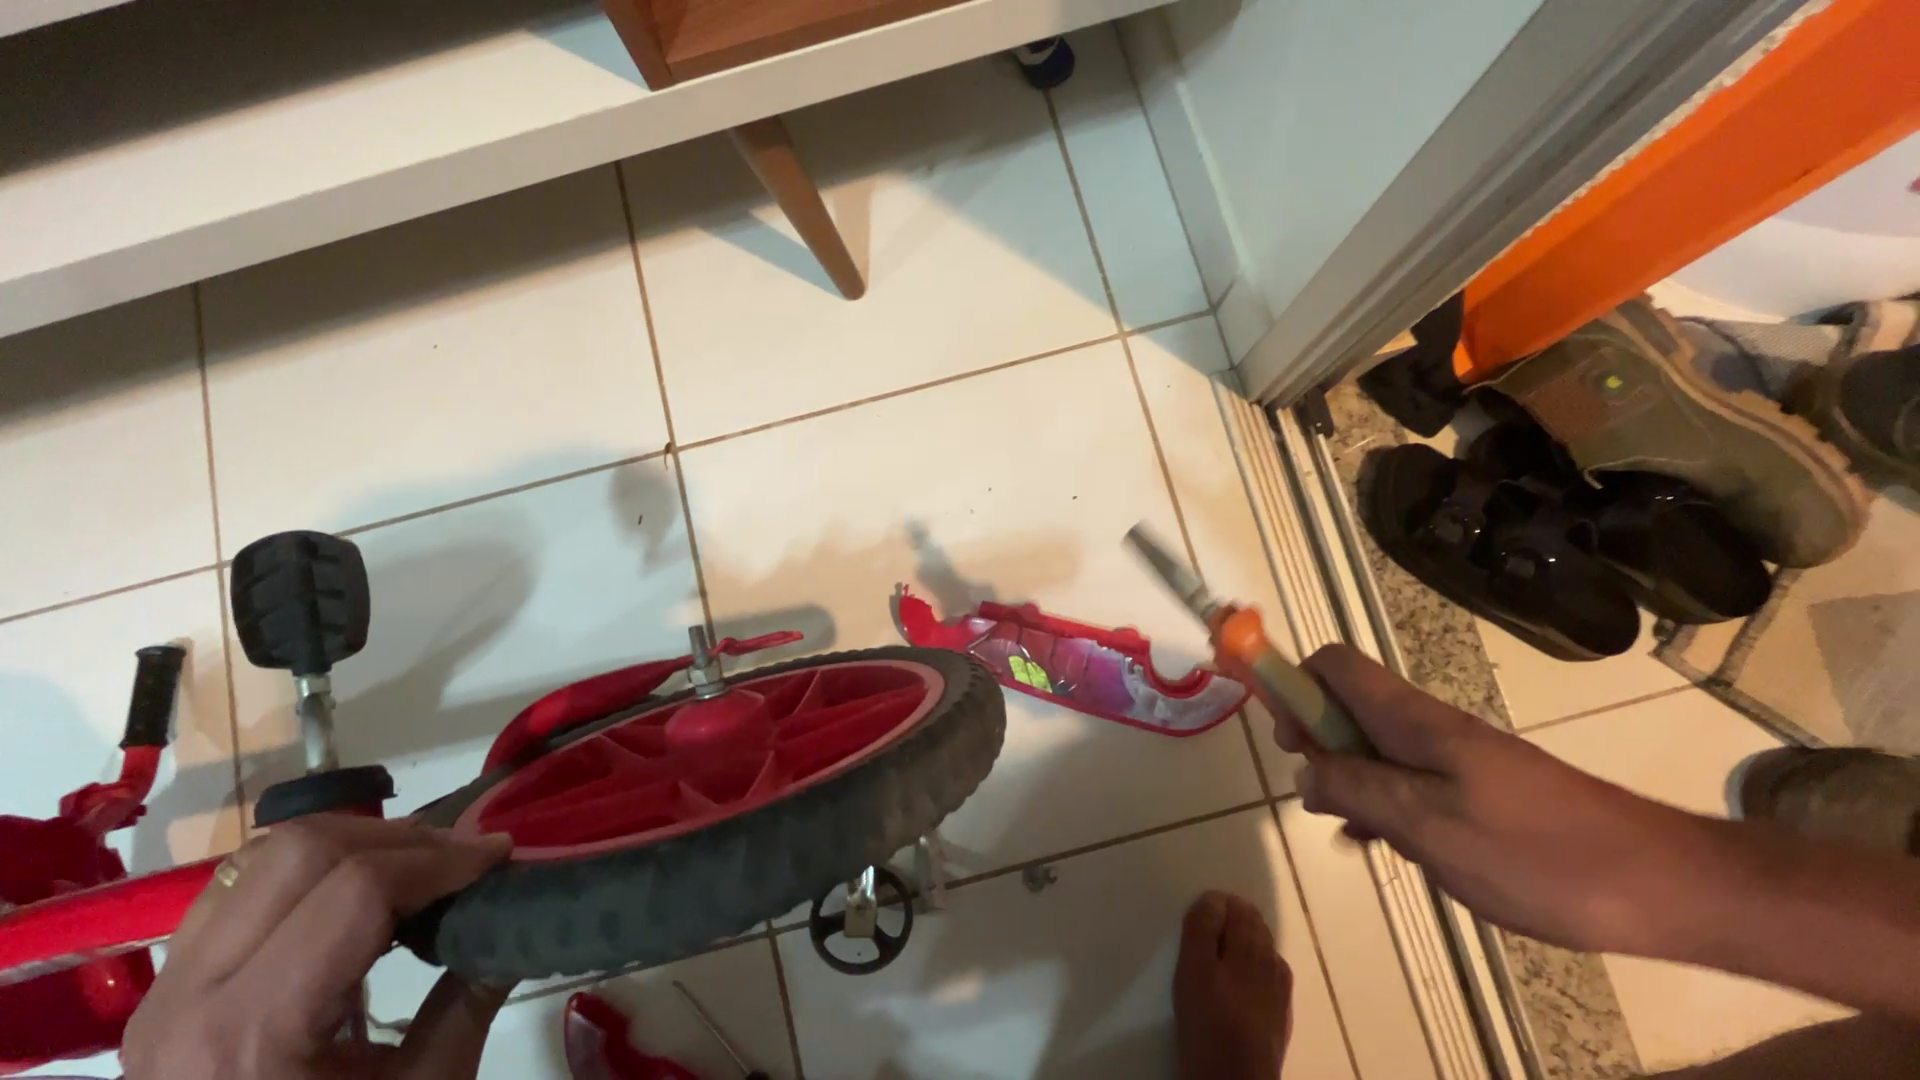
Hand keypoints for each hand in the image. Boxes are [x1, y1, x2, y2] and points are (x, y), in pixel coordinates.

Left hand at [123, 815, 513, 1079]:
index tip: (499, 857)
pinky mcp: (165, 988)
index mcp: (254, 1032)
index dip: (442, 859)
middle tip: (460, 859)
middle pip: (302, 851)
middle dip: (400, 838)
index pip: (358, 890)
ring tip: (416, 868)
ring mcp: (165, 989)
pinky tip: (358, 896)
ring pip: (264, 855)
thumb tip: (522, 917)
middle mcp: (191, 996)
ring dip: (355, 842)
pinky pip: (239, 887)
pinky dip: (311, 869)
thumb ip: (470, 998)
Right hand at [1283, 645, 1726, 954]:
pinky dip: (1385, 807)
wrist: (1666, 887)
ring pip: (1375, 750)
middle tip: (1320, 799)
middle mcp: (1429, 729)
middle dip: (1317, 745)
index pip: (1335, 665)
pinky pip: (1408, 783)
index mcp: (1414, 721)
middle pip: (1347, 706)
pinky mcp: (1478, 792)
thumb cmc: (1538, 853)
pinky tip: (1391, 849)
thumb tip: (1305, 774)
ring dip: (1349, 783)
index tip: (1284, 738)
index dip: (1294, 685)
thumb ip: (1357, 791)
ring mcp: (1456, 760)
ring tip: (1355, 835)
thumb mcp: (1429, 827)